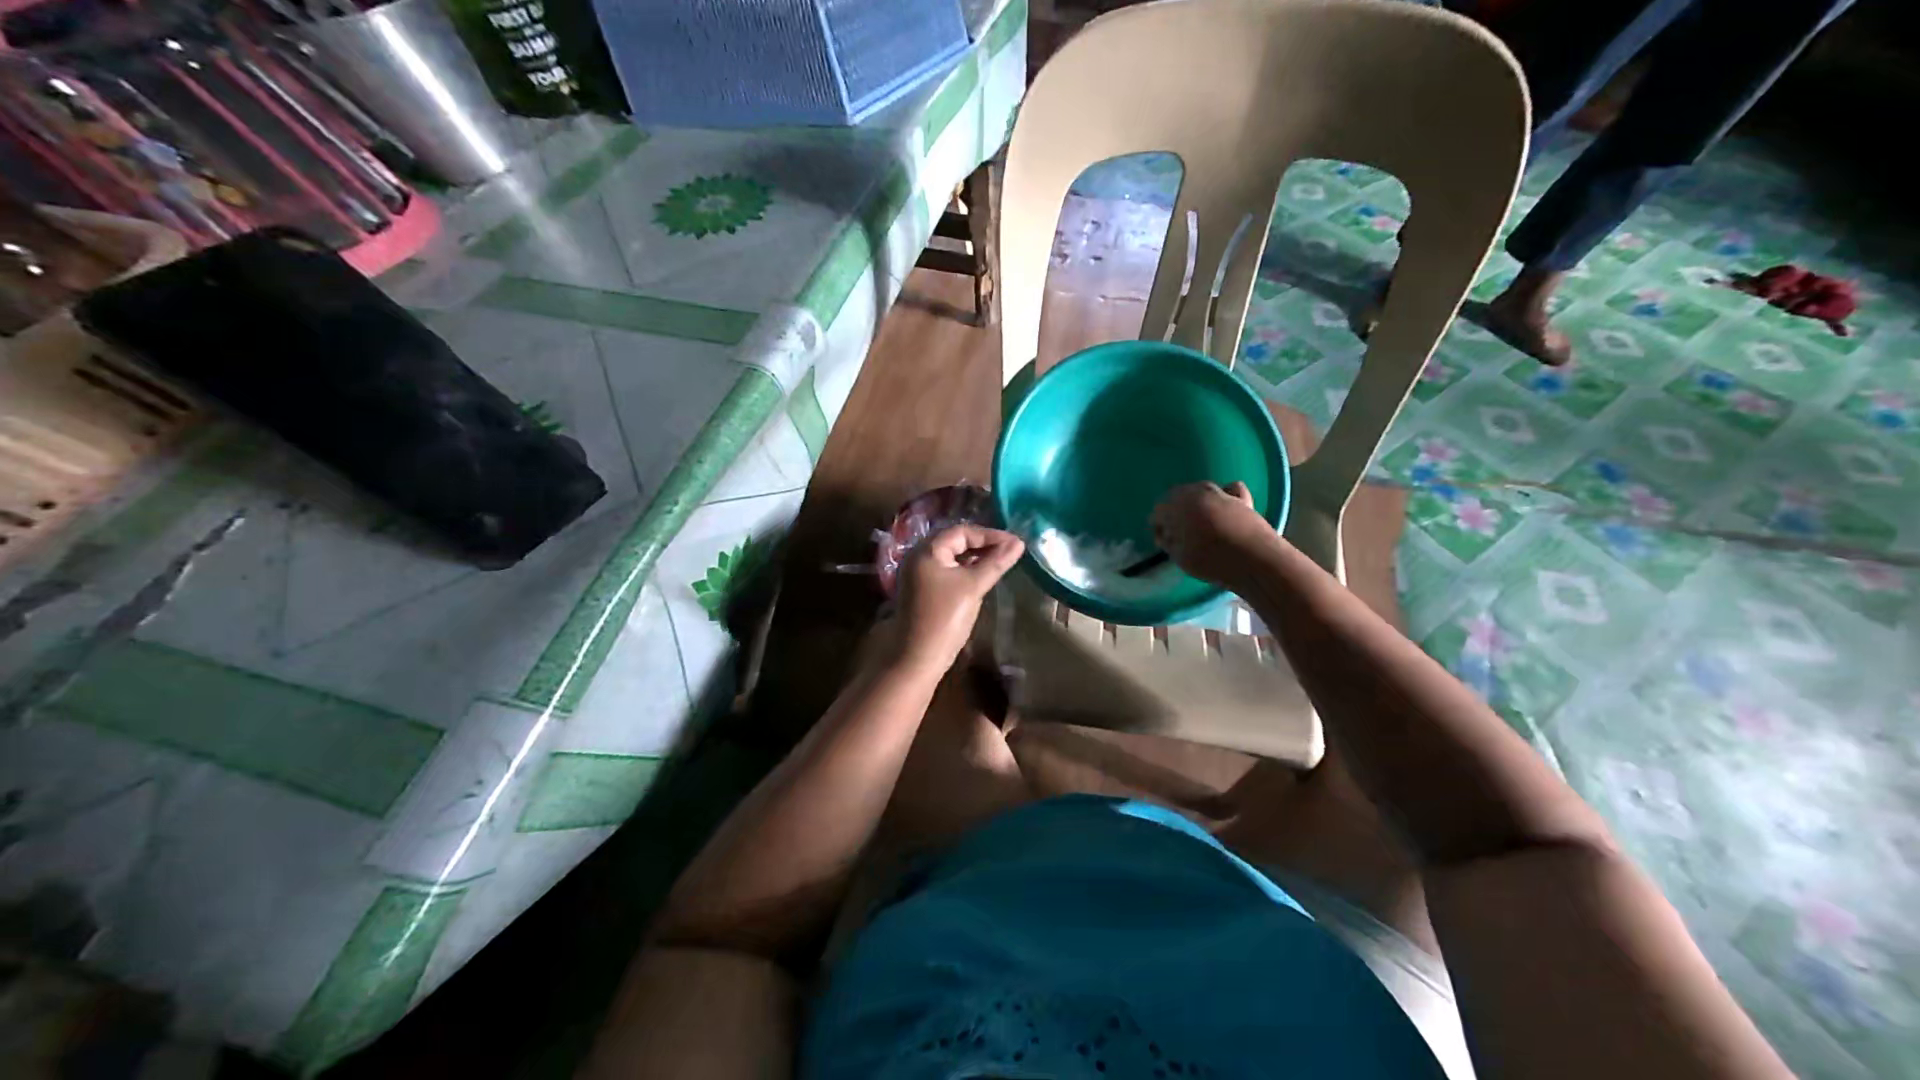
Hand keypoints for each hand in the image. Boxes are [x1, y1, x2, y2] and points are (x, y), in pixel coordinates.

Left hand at [882, 524, 1024, 672]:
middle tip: (1009, 550)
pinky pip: (947, 570)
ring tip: (1000, 561)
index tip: (1015, 543)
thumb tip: (1019, 543)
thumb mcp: (973, 587)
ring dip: (975, 557)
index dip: (989, 535)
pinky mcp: (923, 590)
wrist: (918, 658)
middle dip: (983, 544)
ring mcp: (918, 574)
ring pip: (951, 556)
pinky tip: (982, 576)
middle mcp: (918, 557)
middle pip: (954, 541)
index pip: (961, 531)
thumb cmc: (945, 618)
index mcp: (926, 551)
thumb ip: (995, 562)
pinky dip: (965, 569)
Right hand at [1150, 481, 1275, 587]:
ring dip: (1196, 503)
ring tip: (1200, 523)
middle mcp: (1196, 492)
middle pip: (1178, 496)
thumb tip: (1166, 534)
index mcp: (1176, 505)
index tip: (1163, 540)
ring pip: (1201, 490)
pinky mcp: (1243, 499)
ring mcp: (1221, 493)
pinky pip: (1230, 490)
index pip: (1158, 510)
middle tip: (1179, 532)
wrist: (1254, 560)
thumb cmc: (1210, 560)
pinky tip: (1225, 507)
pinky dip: (1225, 494)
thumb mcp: (1179, 556)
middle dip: (1175, 511)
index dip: (1158, 525)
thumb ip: (1169, 542)